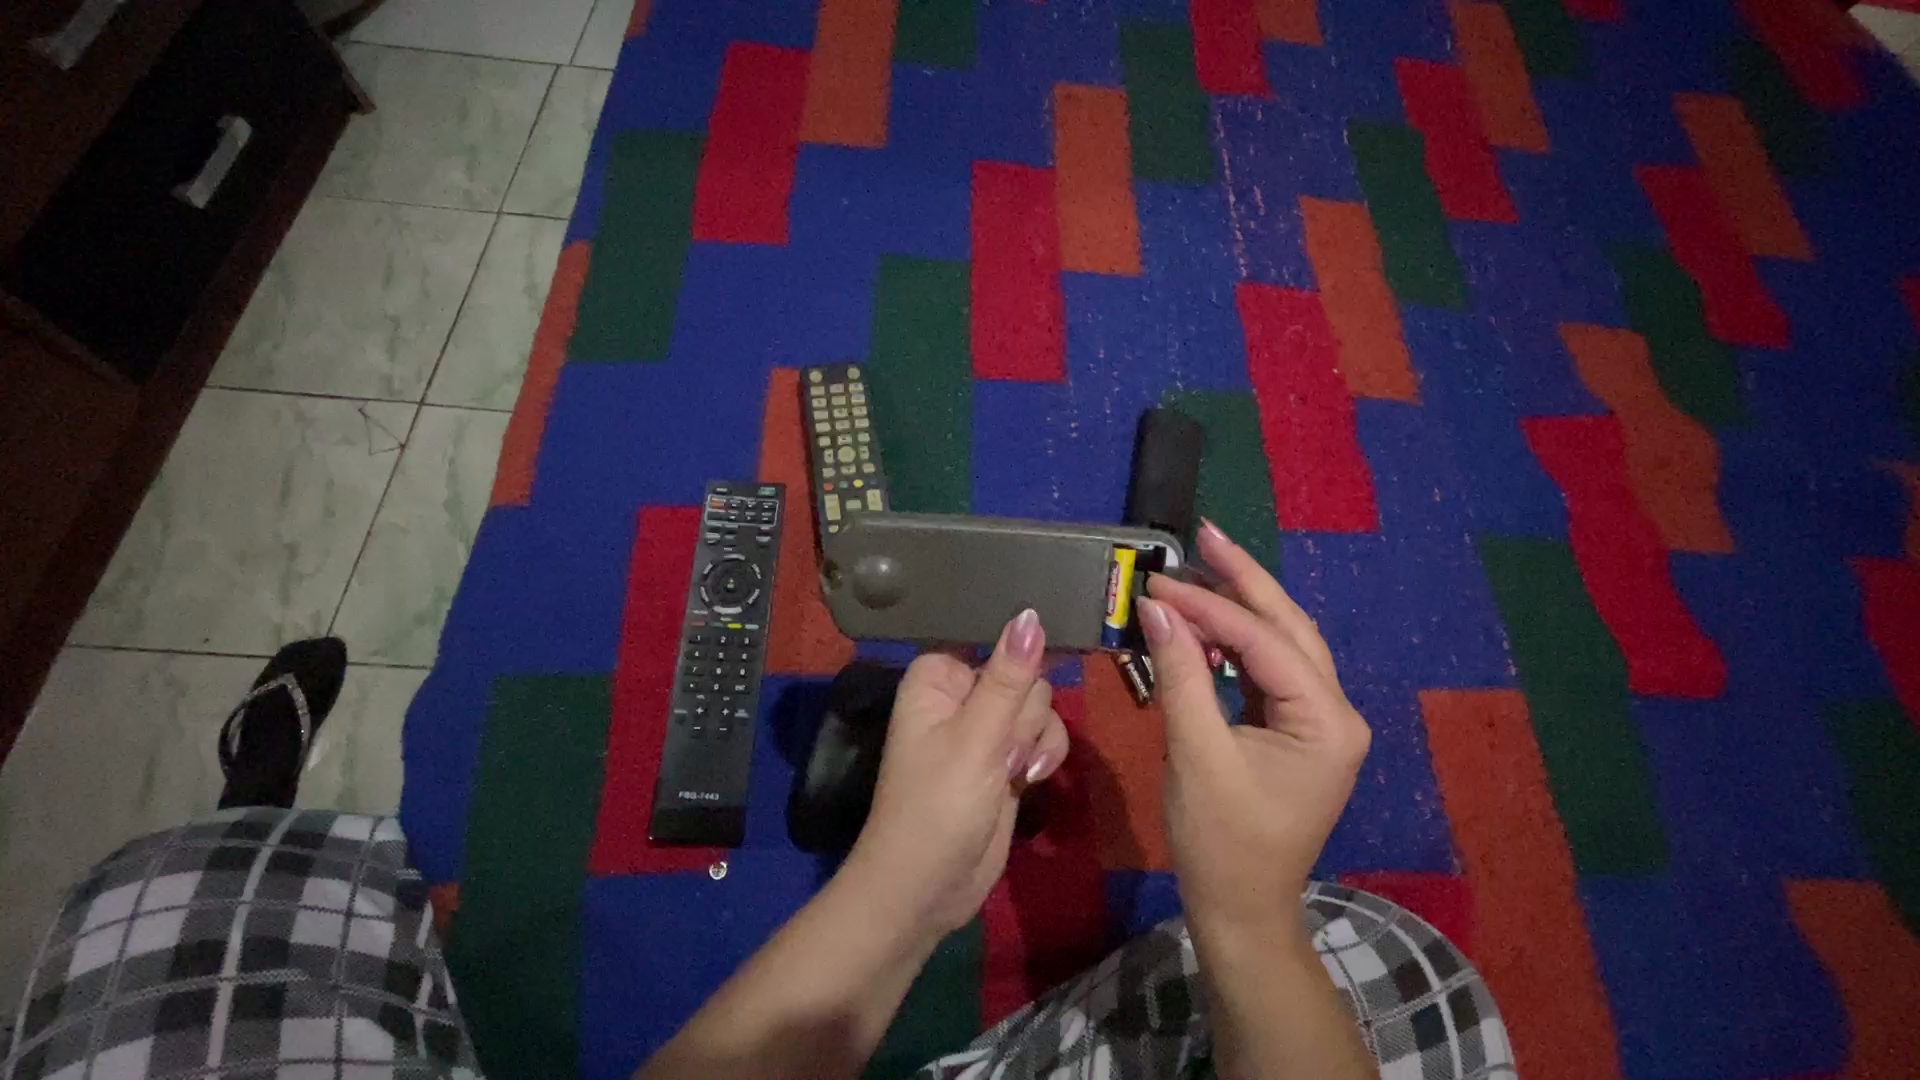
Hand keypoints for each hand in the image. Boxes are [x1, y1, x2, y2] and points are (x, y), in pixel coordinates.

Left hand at [842, 610, 1070, 935]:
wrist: (928, 888)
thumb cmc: (938, 806)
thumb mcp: (977, 738)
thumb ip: (1009, 677)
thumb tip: (1032, 614)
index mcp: (939, 677)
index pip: (998, 644)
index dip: (1014, 675)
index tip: (1010, 709)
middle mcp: (961, 694)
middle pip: (1026, 678)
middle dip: (1024, 720)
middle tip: (999, 754)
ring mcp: (984, 728)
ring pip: (1040, 708)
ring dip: (1036, 742)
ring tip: (1010, 775)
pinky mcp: (1005, 759)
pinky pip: (1043, 736)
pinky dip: (1043, 757)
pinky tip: (1027, 782)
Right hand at [1135, 521, 1370, 939]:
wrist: (1240, 908)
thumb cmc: (1221, 840)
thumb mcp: (1196, 754)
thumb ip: (1180, 675)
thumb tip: (1156, 608)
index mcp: (1327, 720)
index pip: (1264, 641)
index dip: (1208, 606)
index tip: (1156, 582)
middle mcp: (1335, 711)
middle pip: (1288, 626)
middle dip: (1244, 579)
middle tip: (1203, 534)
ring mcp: (1317, 720)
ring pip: (1280, 642)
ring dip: (1239, 605)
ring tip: (1199, 567)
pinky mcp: (1294, 728)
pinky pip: (1266, 668)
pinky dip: (1234, 641)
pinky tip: (1205, 623)